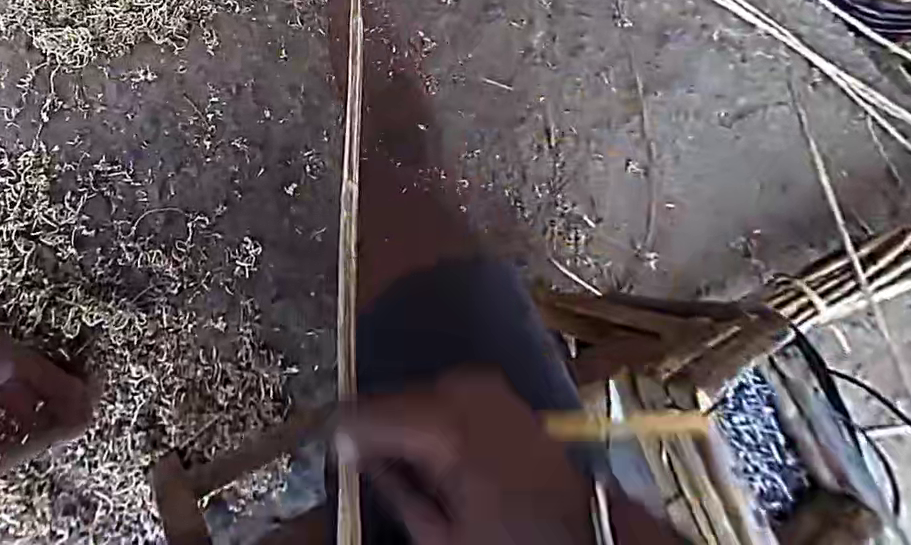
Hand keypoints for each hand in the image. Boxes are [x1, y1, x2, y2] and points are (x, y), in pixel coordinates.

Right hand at [336, 370, 594, 544]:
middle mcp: (461, 388)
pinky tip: (432, 442)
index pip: (374, 412)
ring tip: (400, 452)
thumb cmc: (511, 540)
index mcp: (445, 425)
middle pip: (397, 397)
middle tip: (359, 449)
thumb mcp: (441, 535)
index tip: (326, 436)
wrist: (584, 530)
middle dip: (377, 421)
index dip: (345, 426)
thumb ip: (394, 488)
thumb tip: (358, 456)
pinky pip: (445, 392)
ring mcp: (481, 381)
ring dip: (404, 415)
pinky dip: (431, 411)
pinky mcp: (494, 385)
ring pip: (419, 392)